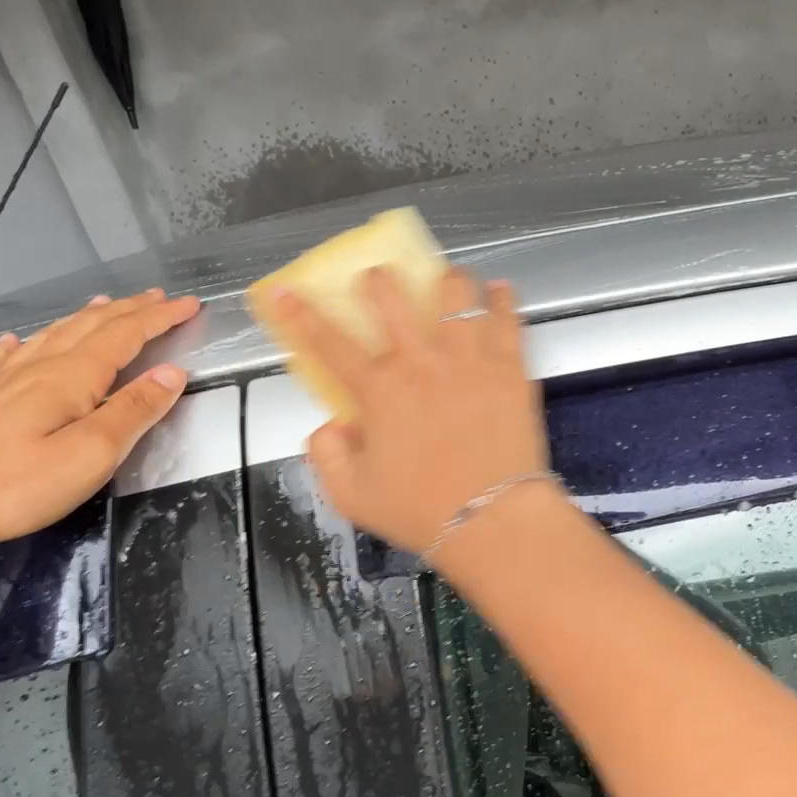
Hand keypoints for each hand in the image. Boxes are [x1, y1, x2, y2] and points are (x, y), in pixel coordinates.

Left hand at [0, 289, 200, 559]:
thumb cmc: (16, 486)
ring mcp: (0, 385)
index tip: (191, 303)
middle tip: (158, 296)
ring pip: (51, 338)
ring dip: (84, 319)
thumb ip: (135, 410)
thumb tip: (172, 372)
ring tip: (104, 304)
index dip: (159, 318)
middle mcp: (36, 370)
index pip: (125, 336)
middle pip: (89, 329)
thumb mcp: (93, 453)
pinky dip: (21, 345)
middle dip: (128, 310)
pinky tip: (16, 342)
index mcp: (70, 378)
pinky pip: (4, 360)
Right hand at [269, 268, 549, 555]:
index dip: (301, 314)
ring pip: (458, 296)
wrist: (493, 519)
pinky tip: (501, 290)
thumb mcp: (352, 495)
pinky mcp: (512, 369)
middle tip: (377, 277)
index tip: (285, 290)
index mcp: (380, 391)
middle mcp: (423, 363)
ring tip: (450, 278)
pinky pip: (508, 320)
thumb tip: (330, 426)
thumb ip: (327, 456)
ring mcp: (472, 361)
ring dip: (448, 280)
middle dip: (378, 280)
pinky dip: (503, 299)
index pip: (329, 342)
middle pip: (393, 300)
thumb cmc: (422, 510)